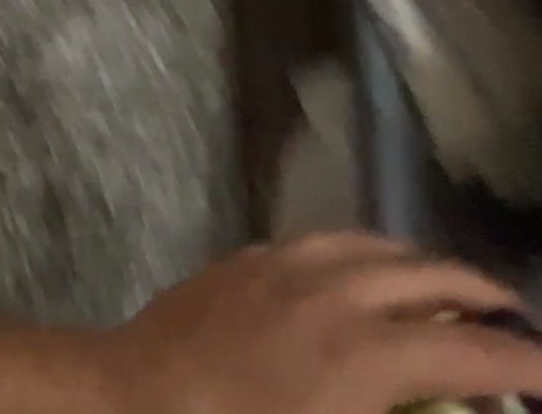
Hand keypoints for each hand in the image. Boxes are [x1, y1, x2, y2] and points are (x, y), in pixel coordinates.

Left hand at [100, 233, 541, 413]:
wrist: (138, 391)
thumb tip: (448, 403)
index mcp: (368, 351)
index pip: (483, 353)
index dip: (535, 366)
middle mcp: (328, 294)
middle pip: (427, 276)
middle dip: (484, 297)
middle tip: (514, 322)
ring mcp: (275, 267)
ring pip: (364, 244)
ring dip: (415, 263)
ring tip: (446, 287)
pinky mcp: (237, 261)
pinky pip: (309, 242)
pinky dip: (351, 252)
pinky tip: (358, 272)